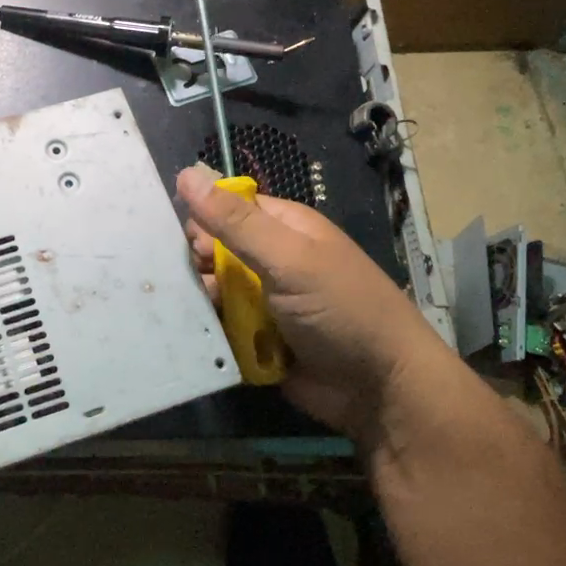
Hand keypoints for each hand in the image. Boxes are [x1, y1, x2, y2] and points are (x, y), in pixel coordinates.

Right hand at [177, 165, 445, 441]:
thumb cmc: (341, 309)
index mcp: (284, 229)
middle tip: (197, 284)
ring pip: (212, 291)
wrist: (380, 390)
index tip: (191, 244)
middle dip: (196, 264)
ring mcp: (263, 302)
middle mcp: (271, 261)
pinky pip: (219, 327)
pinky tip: (191, 337)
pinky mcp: (256, 339)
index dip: (203, 220)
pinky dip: (208, 330)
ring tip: (187, 315)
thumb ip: (236, 223)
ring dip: (200, 301)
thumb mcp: (288, 258)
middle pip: (213, 251)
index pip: (227, 208)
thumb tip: (186, 175)